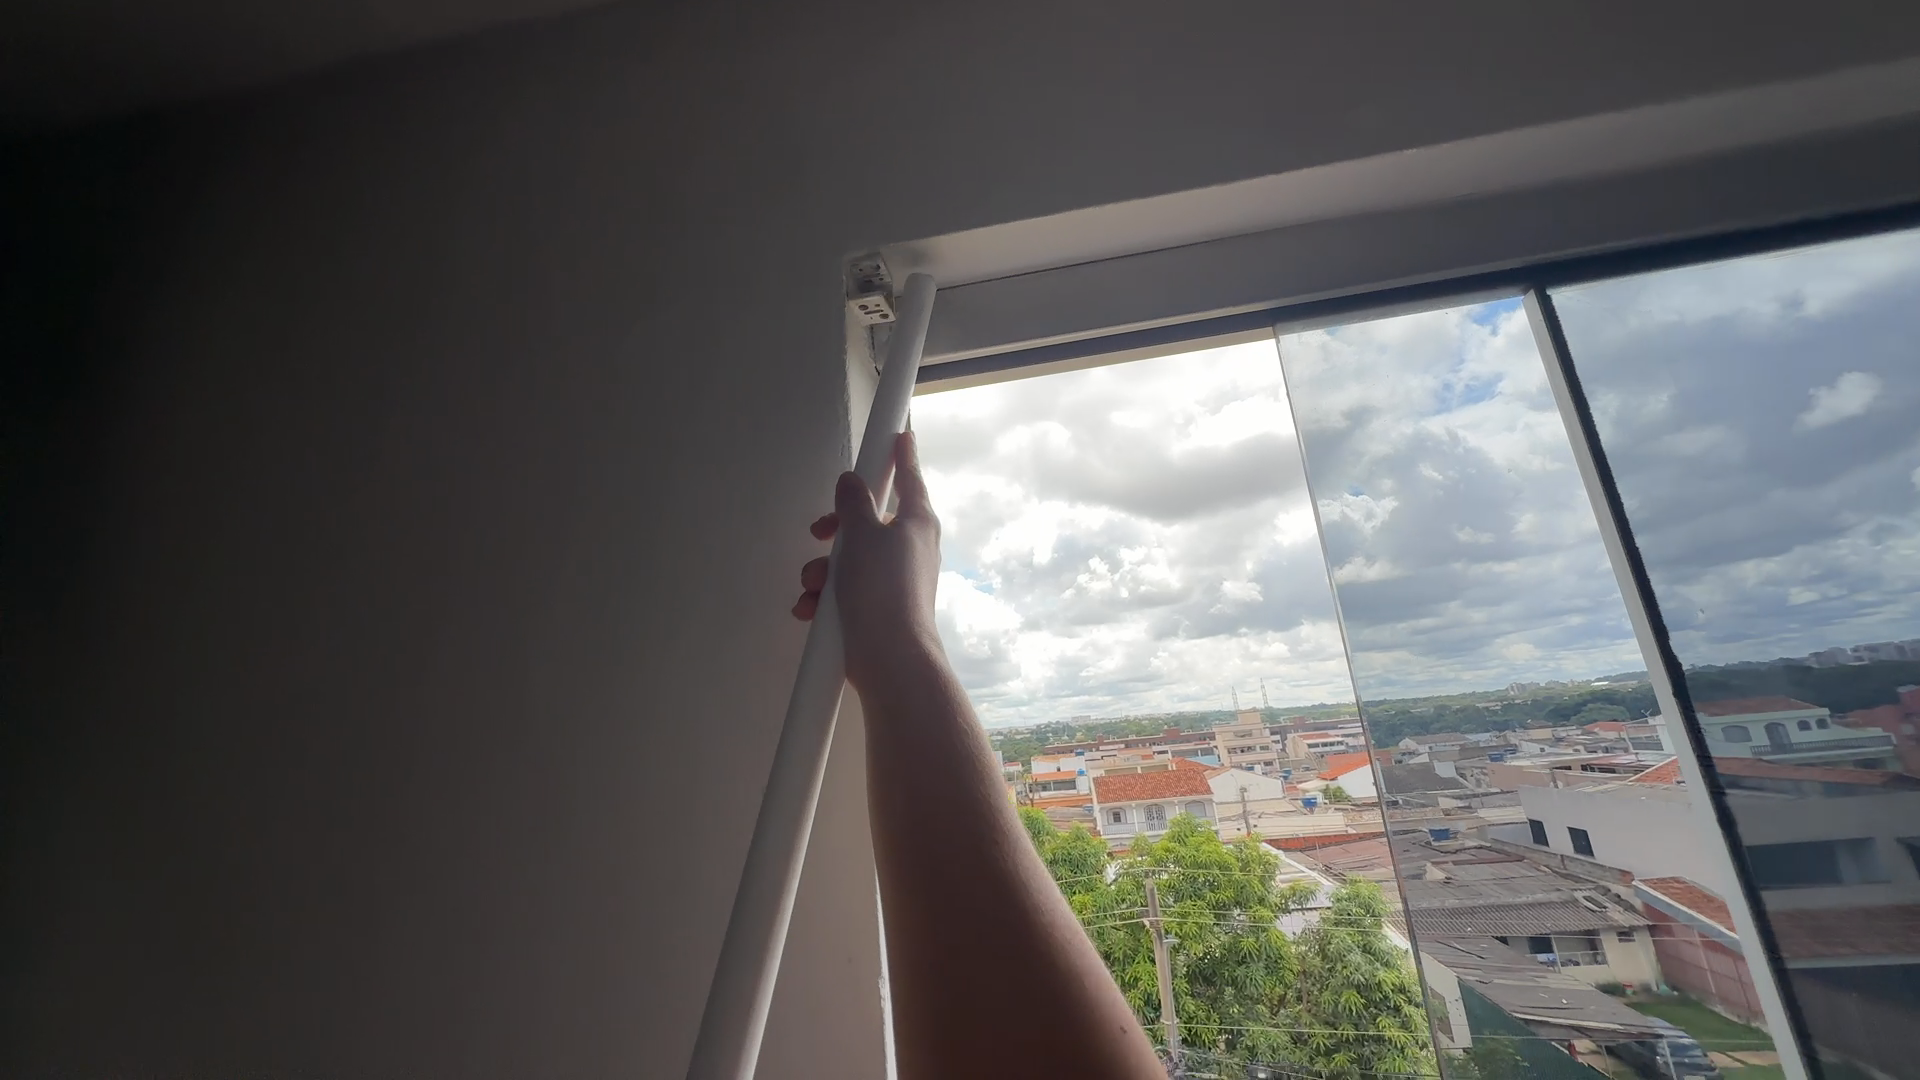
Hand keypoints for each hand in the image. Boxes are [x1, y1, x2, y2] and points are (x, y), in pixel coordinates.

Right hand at [792, 431, 942, 691]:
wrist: (890, 657)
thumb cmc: (881, 588)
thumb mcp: (861, 534)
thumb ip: (854, 503)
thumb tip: (853, 482)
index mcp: (917, 521)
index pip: (910, 476)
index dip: (902, 453)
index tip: (903, 434)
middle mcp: (912, 546)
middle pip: (870, 519)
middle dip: (837, 529)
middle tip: (820, 531)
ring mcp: (897, 578)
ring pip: (852, 558)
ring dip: (825, 570)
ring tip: (813, 586)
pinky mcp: (881, 606)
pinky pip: (849, 590)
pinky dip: (828, 597)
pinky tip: (810, 609)